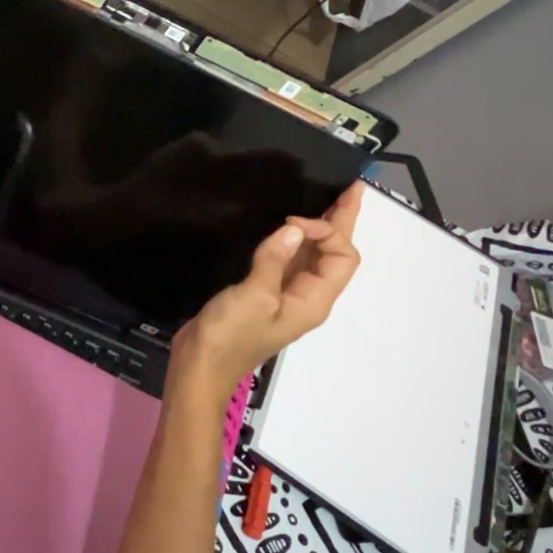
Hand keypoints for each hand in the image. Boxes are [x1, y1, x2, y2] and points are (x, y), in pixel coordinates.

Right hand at [167, 184, 363, 406]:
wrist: (202, 365)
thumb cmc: (232, 334)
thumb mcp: (254, 296)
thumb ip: (274, 259)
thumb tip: (294, 228)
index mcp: (313, 300)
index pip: (341, 256)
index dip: (326, 230)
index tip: (292, 220)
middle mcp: (307, 295)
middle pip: (334, 253)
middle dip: (341, 220)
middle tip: (350, 188)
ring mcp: (285, 293)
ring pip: (313, 255)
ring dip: (320, 227)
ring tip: (325, 198)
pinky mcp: (264, 290)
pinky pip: (289, 259)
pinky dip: (293, 239)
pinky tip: (285, 226)